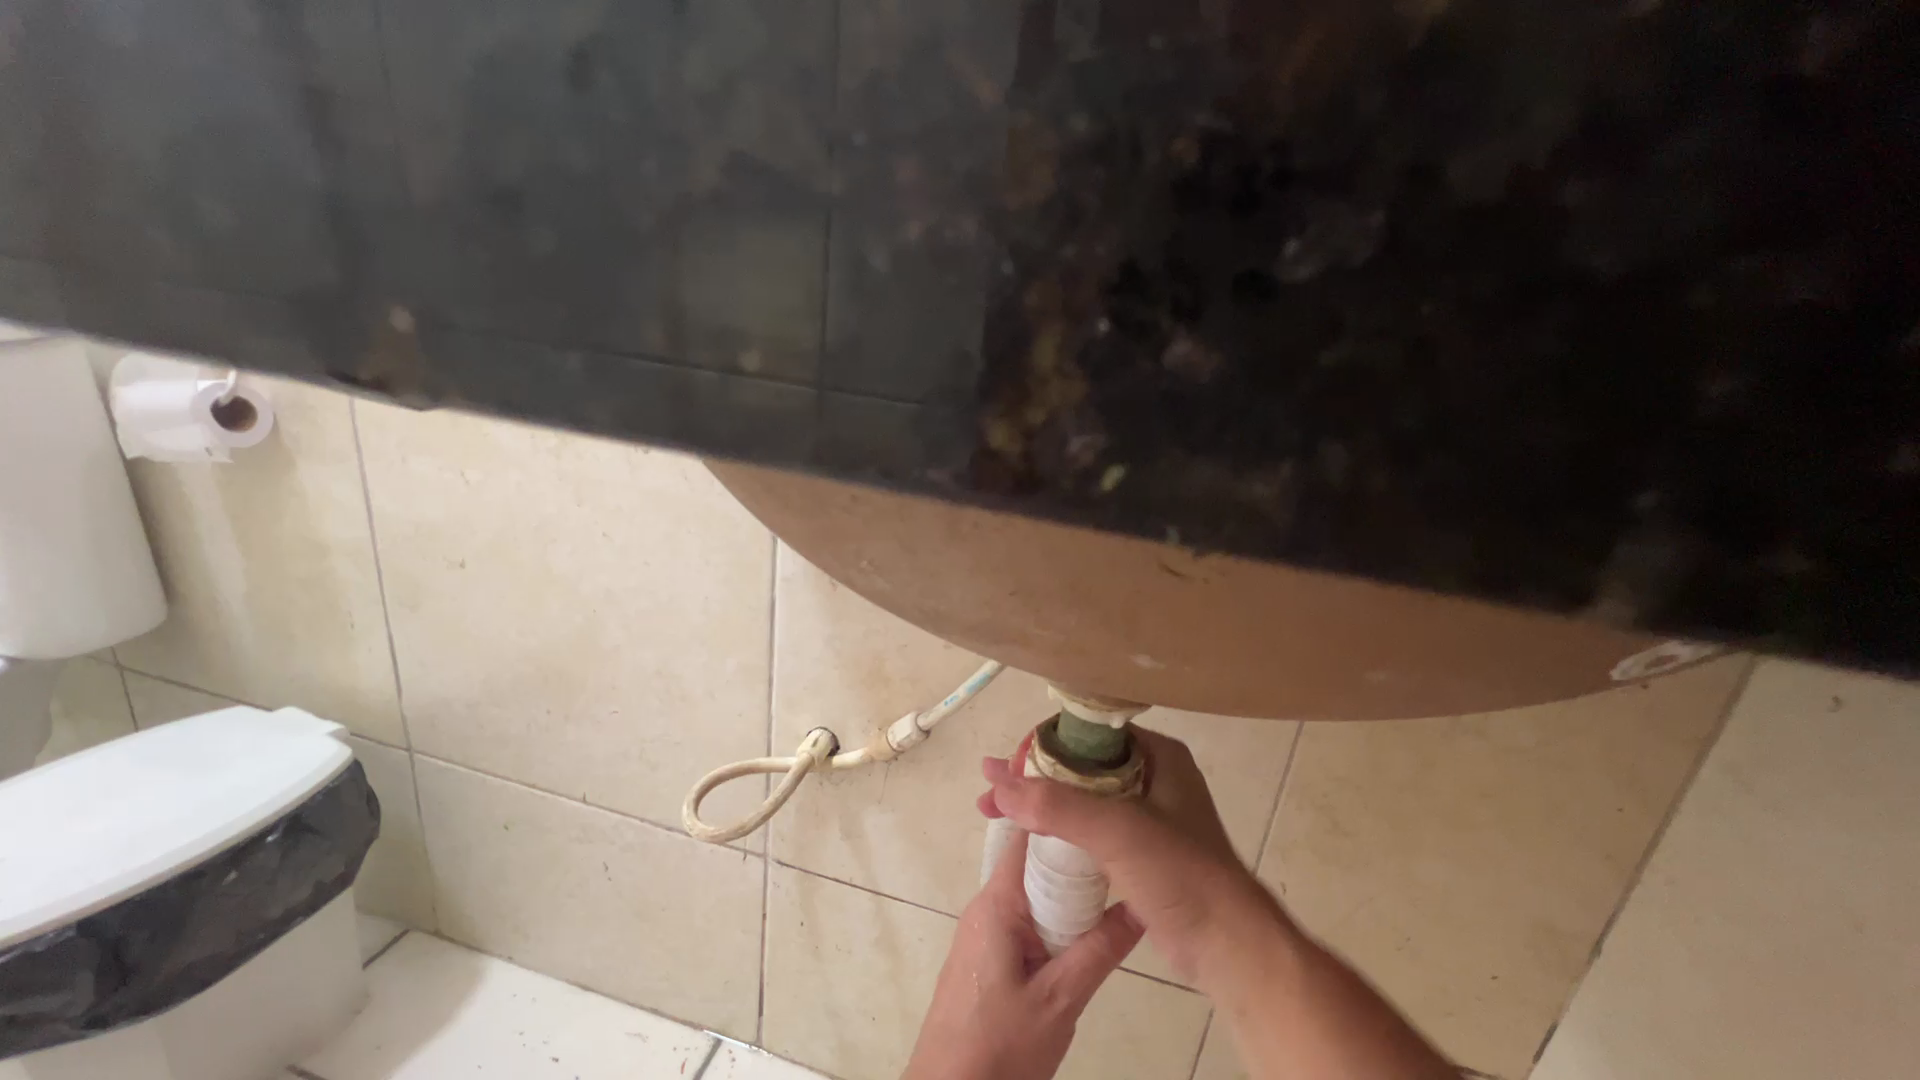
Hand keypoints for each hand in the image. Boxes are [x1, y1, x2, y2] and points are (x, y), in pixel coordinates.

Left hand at [901, 828, 1143, 1079]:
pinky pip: (1025, 921)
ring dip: (1068, 895)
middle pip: (1034, 865)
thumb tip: (1142, 905)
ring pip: (1032, 895)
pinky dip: (1054, 921)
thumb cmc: (999, 1044)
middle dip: (1077, 863)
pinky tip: (1085, 932)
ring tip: (1115, 893)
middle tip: (1125, 862)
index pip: (1029, 837)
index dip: (1066, 821)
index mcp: (997, 903)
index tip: (1107, 816)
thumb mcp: (1060, 1000)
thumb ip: (1100, 950)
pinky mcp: (987, 957)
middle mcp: (986, 906)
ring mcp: (984, 932)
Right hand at [978, 728, 1281, 986]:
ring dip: (1041, 805)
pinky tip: (1028, 843)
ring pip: (1081, 801)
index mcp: (1158, 756)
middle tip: (990, 793)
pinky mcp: (1140, 855)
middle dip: (1032, 778)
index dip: (1042, 745)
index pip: (1088, 735)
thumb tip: (997, 785)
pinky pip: (1089, 832)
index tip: (1004, 764)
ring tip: (996, 813)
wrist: (1228, 945)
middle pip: (1079, 767)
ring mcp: (1148, 818)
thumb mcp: (1116, 830)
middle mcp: (1153, 779)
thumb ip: (1056, 805)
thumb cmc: (1181, 873)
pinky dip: (1057, 833)